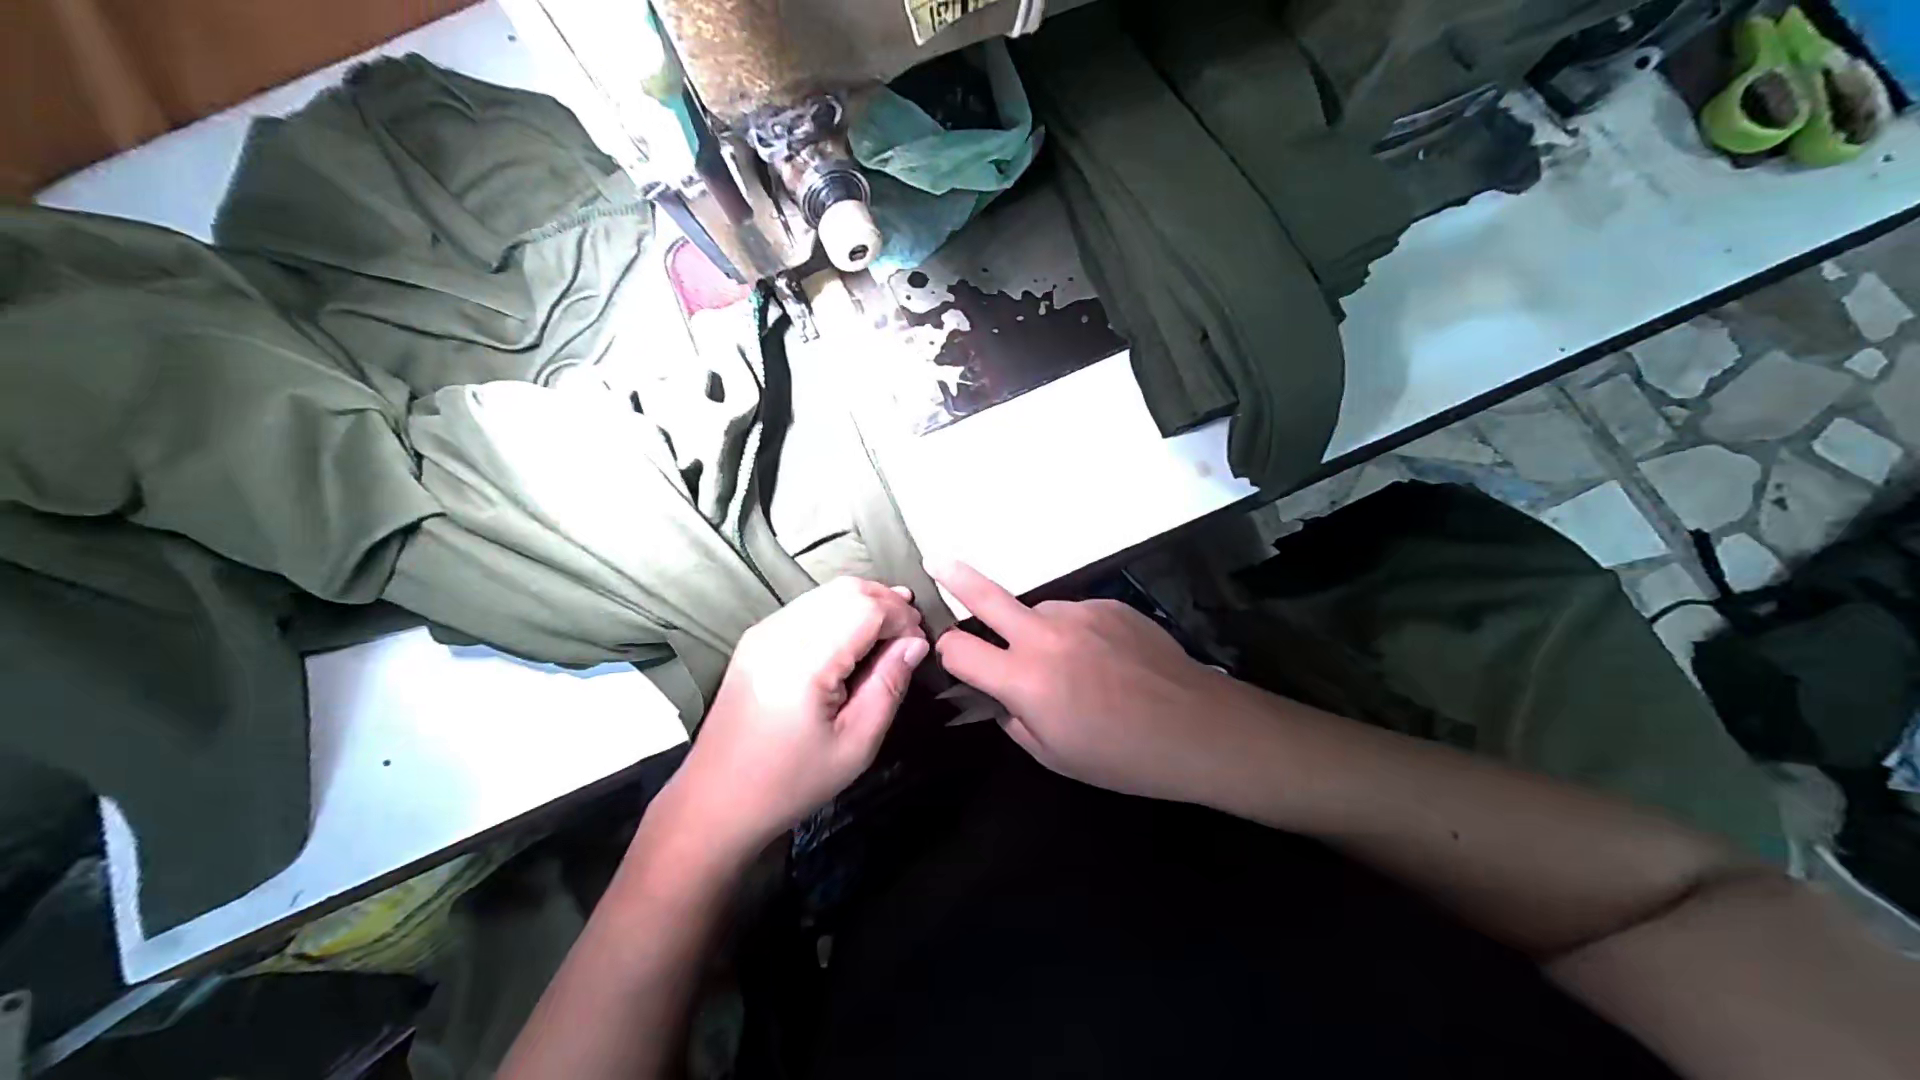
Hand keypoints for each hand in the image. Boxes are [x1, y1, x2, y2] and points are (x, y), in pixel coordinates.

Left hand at [668, 577, 929, 853]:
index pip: (866, 608)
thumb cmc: (791, 781)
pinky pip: (808, 605)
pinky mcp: (757, 638)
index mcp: (804, 662)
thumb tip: (915, 643)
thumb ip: (888, 685)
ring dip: (865, 601)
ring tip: (891, 628)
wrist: (718, 799)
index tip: (920, 643)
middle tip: (912, 630)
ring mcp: (763, 631)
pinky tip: (856, 632)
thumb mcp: (856, 744)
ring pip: (826, 591)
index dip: (901, 617)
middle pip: (846, 590)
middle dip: (887, 601)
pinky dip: (840, 609)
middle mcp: (780, 634)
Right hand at [929, 560, 1264, 804]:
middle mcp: (1045, 634)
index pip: (958, 648)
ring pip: (1039, 613)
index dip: (947, 652)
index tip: (949, 655)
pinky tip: (1106, 660)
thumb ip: (1013, 719)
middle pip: (986, 596)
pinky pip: (1077, 616)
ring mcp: (1080, 613)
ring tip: (1075, 667)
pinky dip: (1077, 633)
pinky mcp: (1110, 605)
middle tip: (937, 561)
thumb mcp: (1053, 755)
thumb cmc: (1121, 756)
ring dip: (1038, 632)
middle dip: (955, 577)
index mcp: (1024, 679)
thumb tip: (998, 695)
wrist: (1198, 727)